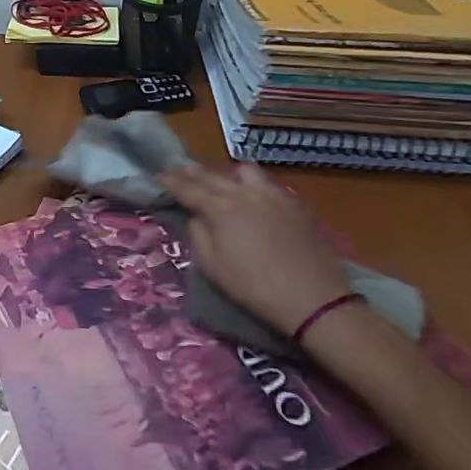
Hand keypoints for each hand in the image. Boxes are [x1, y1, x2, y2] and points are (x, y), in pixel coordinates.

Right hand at [158, 164, 353, 334]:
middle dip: (192, 173)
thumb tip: (196, 217)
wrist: (312, 298)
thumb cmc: (253, 286)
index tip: (158, 176)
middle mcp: (246, 193)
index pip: (188, 188)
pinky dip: (252, 184)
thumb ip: (198, 234)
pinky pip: (268, 183)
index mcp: (221, 209)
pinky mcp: (295, 204)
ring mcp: (274, 195)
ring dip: (226, 173)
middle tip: (177, 172)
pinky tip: (251, 196)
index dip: (170, 181)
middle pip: (213, 175)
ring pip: (244, 171)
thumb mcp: (211, 266)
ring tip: (220, 182)